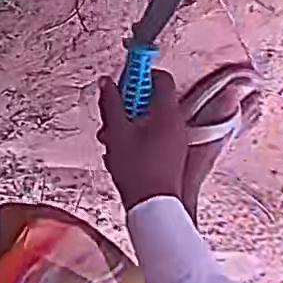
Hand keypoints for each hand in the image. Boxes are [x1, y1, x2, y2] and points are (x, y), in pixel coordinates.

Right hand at [96, 69, 186, 209]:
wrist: (154, 209)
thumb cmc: (139, 171)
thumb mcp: (117, 130)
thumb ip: (111, 102)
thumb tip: (107, 82)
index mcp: (166, 113)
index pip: (160, 77)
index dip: (140, 73)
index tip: (124, 77)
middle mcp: (175, 123)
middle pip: (151, 97)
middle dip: (128, 101)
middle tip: (113, 109)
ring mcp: (174, 140)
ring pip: (149, 117)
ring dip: (128, 120)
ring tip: (112, 134)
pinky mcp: (170, 154)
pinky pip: (152, 133)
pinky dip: (136, 134)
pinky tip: (119, 149)